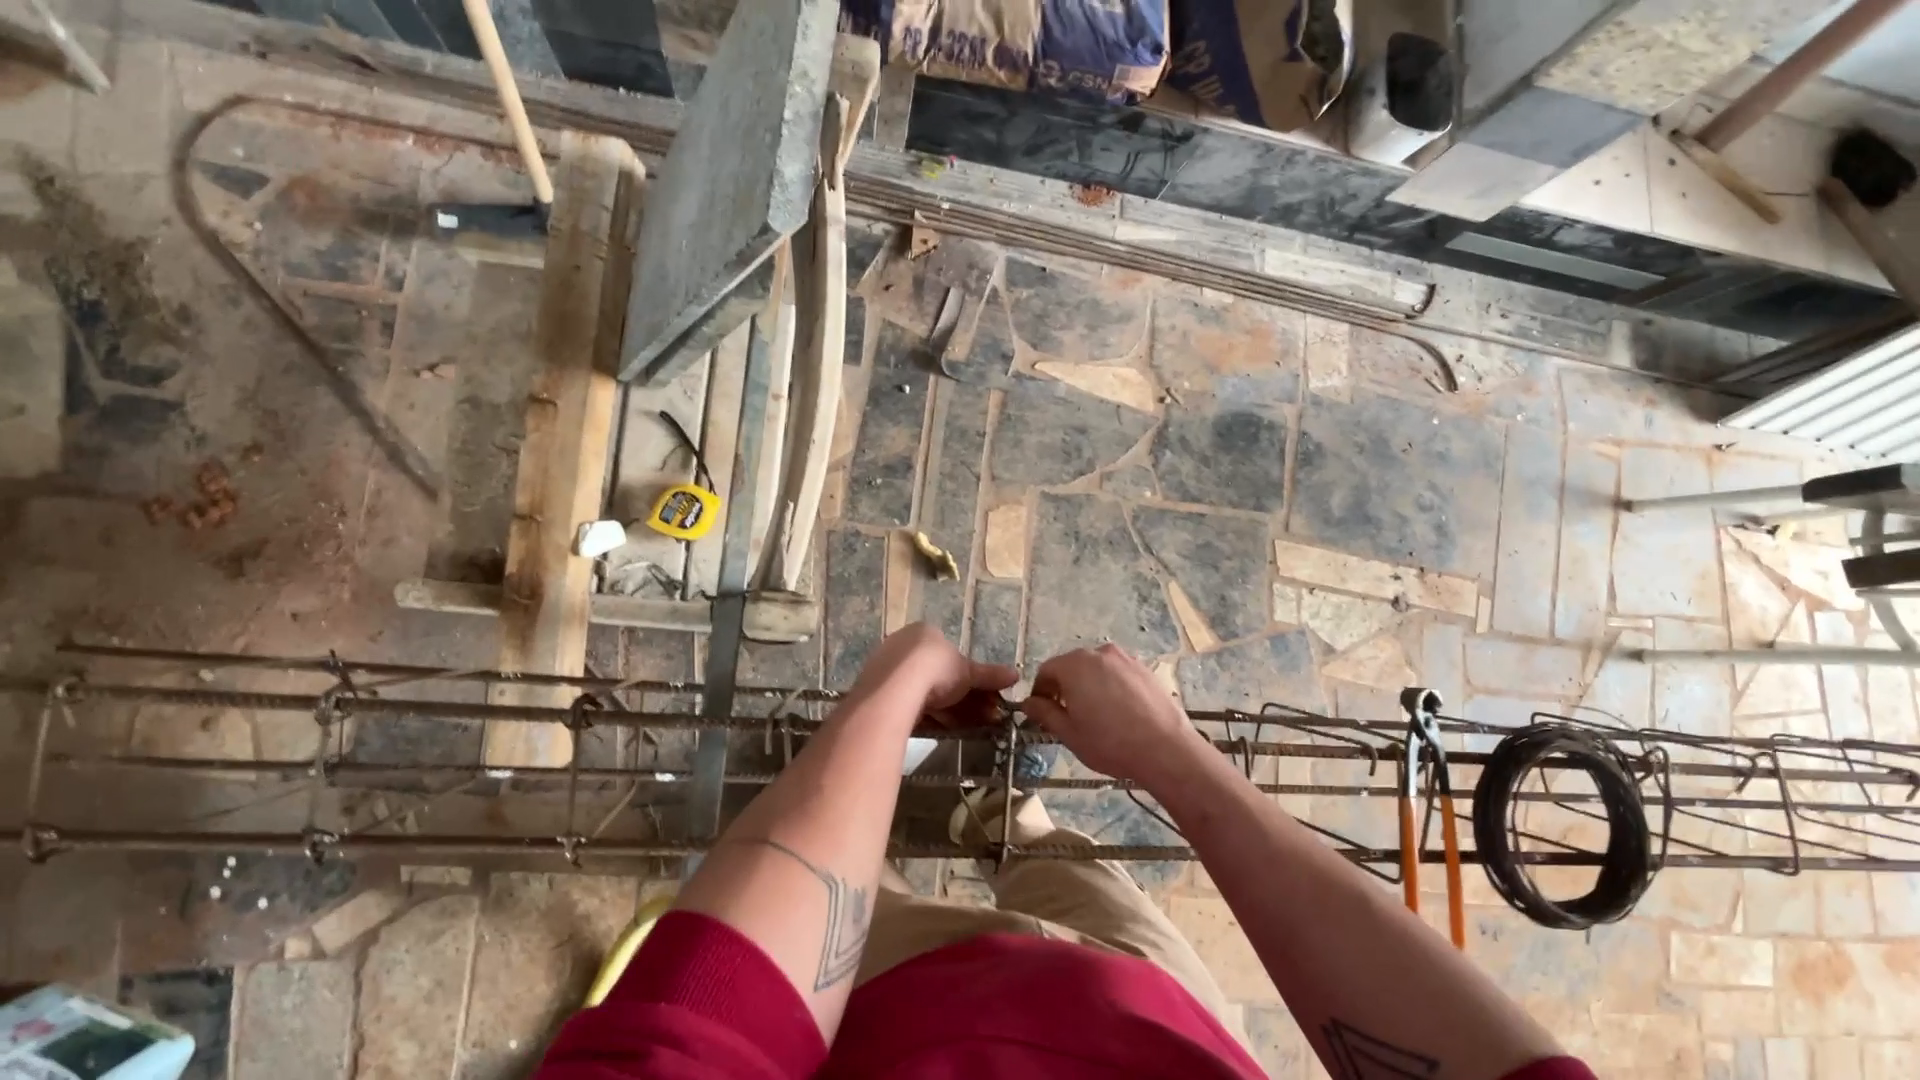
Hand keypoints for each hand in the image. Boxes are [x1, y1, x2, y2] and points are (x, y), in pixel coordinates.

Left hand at [852, 623, 1017, 727]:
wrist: (896, 687)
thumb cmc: (936, 668)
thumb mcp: (967, 673)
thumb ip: (989, 675)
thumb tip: (1016, 675)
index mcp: (925, 634)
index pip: (952, 657)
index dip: (972, 681)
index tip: (989, 699)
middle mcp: (903, 647)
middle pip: (940, 678)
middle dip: (966, 700)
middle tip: (988, 718)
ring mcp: (889, 671)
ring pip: (926, 695)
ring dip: (953, 712)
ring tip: (974, 729)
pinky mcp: (880, 695)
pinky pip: (911, 706)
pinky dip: (931, 718)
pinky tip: (946, 731)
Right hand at [1023, 644, 1200, 783]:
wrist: (1165, 749)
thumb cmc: (1110, 743)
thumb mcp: (1069, 733)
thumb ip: (1044, 713)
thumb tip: (1029, 703)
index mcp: (1074, 665)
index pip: (1046, 670)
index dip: (1040, 691)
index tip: (1042, 711)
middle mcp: (1099, 653)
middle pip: (1071, 666)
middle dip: (1064, 686)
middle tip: (1067, 715)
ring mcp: (1125, 659)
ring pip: (1096, 669)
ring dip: (1088, 685)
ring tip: (1095, 715)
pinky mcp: (1145, 669)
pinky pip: (1117, 673)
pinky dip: (1110, 686)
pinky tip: (1118, 711)